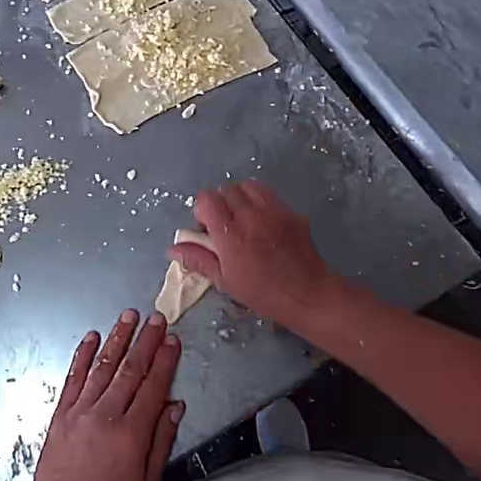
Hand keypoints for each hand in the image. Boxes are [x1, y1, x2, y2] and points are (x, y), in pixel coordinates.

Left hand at [14, 310, 183, 480]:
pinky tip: (91, 337)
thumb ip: (161, 441)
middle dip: (146, 340)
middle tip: (156, 319)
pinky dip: (83, 354)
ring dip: (118, 338)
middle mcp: (106, 416)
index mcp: (131, 435)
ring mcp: (80, 411)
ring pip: (103, 365)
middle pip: (130, 369)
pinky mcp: (61, 413)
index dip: (165, 360)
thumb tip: (174, 406)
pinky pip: (74, 376)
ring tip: (129, 316)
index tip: (172, 340)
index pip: (153, 386)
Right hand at [168, 181, 336, 326]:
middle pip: (225, 189)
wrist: (308, 295)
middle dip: (221, 203)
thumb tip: (172, 249)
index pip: (206, 198)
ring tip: (244, 218)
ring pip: (247, 185)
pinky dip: (260, 201)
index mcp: (230, 234)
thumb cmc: (262, 292)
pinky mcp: (290, 211)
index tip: (207, 227)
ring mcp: (272, 211)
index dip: (202, 209)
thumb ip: (198, 259)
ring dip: (240, 197)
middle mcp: (250, 215)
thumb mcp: (224, 281)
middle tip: (225, 226)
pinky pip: (268, 194)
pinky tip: (263, 221)